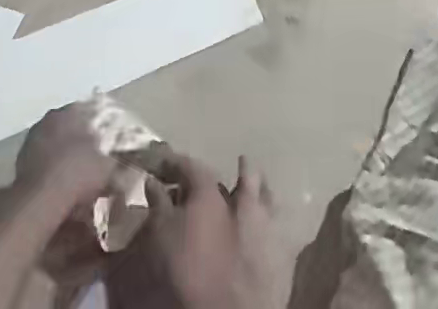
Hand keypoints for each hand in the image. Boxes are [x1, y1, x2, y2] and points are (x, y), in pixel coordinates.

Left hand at [15, 103, 116, 207]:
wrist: (41, 201)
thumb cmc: (79, 173)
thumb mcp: (108, 166)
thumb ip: (117, 159)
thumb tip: (124, 161)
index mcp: (71, 111)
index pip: (88, 109)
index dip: (100, 125)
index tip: (107, 138)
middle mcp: (49, 118)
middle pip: (69, 124)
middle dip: (80, 138)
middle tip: (92, 156)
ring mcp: (32, 138)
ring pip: (53, 141)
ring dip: (63, 152)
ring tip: (76, 172)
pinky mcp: (20, 160)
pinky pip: (42, 158)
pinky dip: (50, 166)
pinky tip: (59, 182)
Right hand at [146, 154, 286, 308]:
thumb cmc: (192, 272)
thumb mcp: (162, 238)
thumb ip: (158, 205)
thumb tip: (153, 181)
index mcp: (212, 193)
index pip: (192, 166)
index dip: (176, 164)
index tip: (163, 168)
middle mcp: (244, 200)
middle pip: (241, 174)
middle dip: (230, 171)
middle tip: (218, 182)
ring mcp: (269, 224)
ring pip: (267, 195)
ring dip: (258, 189)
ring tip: (248, 192)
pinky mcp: (285, 252)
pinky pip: (282, 225)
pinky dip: (274, 219)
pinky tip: (267, 224)